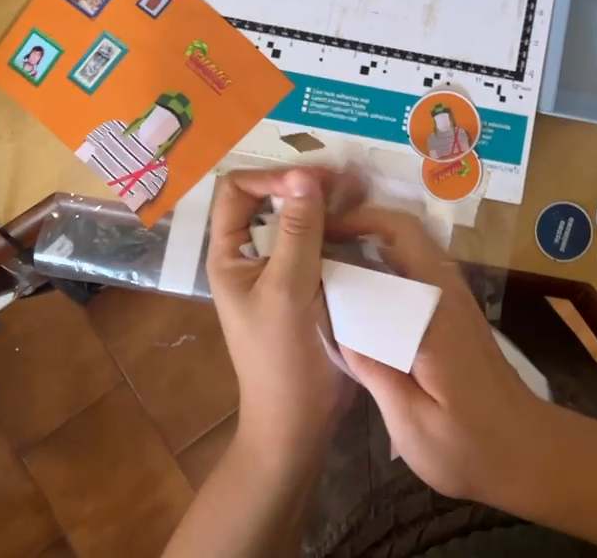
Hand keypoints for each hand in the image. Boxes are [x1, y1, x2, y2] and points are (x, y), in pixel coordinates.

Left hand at [206, 167, 356, 472]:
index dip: (272, 177)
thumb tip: (305, 174)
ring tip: (361, 193)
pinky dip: (341, 225)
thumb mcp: (288, 290)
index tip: (314, 181)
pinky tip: (365, 221)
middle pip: (271, 197)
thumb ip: (298, 231)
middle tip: (347, 181)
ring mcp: (283, 268)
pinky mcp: (312, 281)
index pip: (239, 190)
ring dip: (327, 202)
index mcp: (231, 253)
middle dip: (305, 183)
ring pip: (300, 217)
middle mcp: (254, 254)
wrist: (300, 421)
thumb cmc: (283, 358)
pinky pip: (322, 240)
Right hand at [332, 206, 556, 503]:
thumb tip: (336, 325)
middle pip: (406, 232)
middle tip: (318, 236)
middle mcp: (448, 292)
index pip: (398, 239)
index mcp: (436, 309)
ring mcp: (456, 300)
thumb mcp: (411, 421)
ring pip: (412, 249)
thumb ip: (374, 370)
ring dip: (374, 242)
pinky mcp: (455, 314)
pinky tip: (358, 291)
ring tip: (329, 255)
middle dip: (362, 223)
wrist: (528, 453)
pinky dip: (385, 267)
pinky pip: (416, 272)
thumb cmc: (469, 445)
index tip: (316, 231)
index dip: (356, 224)